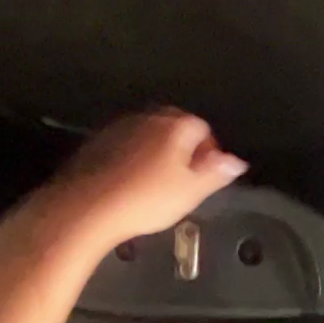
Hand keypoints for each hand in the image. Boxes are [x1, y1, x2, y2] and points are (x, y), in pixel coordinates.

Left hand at [31, 109, 247, 251]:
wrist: (87, 205)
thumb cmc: (144, 199)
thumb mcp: (190, 191)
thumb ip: (216, 172)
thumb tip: (235, 161)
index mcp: (176, 125)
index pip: (203, 128)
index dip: (208, 152)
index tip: (205, 176)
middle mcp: (150, 117)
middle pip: (176, 127)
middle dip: (183, 149)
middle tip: (183, 181)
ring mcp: (123, 126)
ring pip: (149, 134)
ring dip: (157, 153)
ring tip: (156, 185)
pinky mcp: (100, 139)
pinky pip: (126, 143)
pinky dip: (133, 157)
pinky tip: (130, 182)